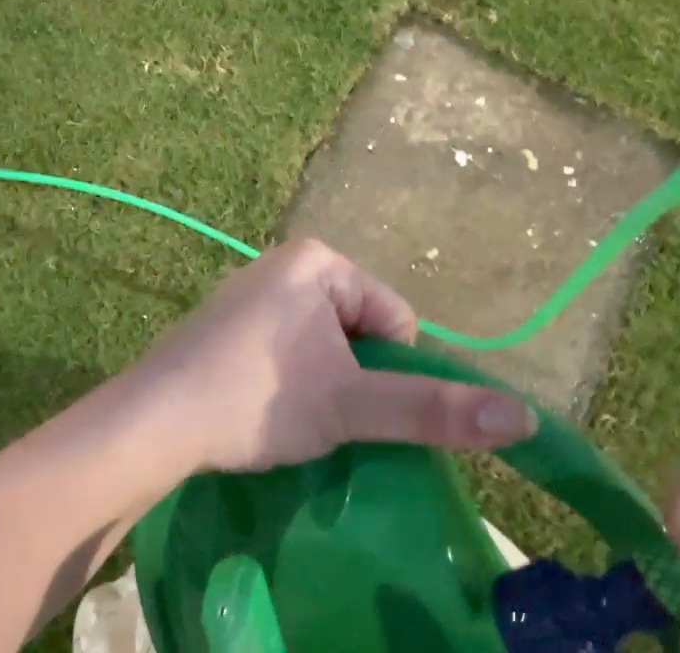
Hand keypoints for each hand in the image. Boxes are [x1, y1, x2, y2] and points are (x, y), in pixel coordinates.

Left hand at [128, 239, 536, 472]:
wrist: (154, 419)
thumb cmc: (257, 400)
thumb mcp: (351, 405)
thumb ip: (432, 410)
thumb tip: (524, 419)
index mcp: (318, 260)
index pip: (396, 320)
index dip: (387, 375)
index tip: (348, 407)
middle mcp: (284, 261)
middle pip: (359, 332)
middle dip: (352, 379)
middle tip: (317, 414)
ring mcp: (251, 290)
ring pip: (323, 345)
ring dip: (322, 384)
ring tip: (289, 415)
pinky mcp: (227, 322)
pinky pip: (286, 348)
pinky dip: (289, 381)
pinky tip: (263, 409)